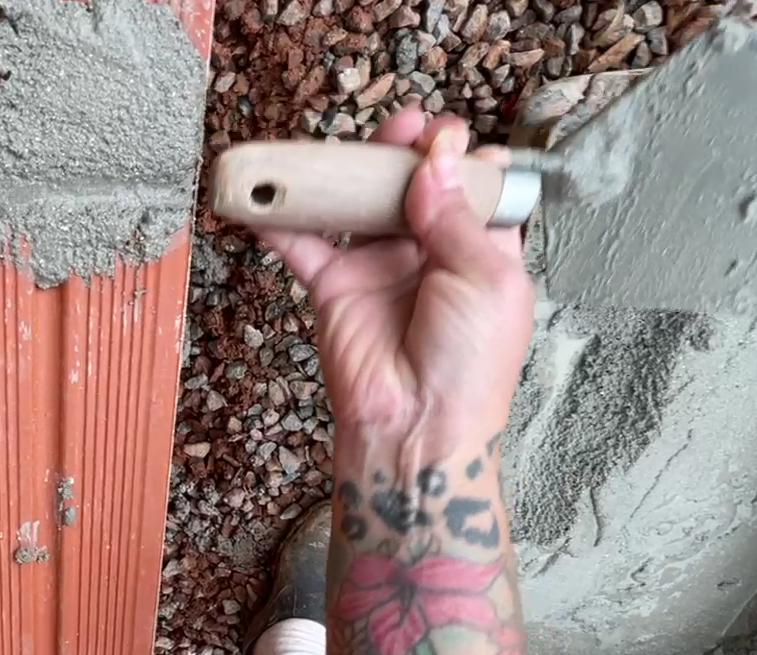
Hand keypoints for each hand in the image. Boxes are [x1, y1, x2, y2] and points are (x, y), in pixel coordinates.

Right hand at [258, 108, 534, 449]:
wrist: (416, 421)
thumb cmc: (470, 361)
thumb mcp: (487, 276)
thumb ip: (456, 216)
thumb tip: (435, 160)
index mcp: (478, 247)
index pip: (469, 184)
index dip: (461, 157)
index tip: (449, 145)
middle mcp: (425, 252)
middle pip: (409, 185)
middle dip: (406, 151)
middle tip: (402, 131)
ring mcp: (375, 269)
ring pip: (357, 207)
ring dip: (350, 174)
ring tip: (346, 149)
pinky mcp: (333, 289)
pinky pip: (305, 248)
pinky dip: (284, 225)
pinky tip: (269, 201)